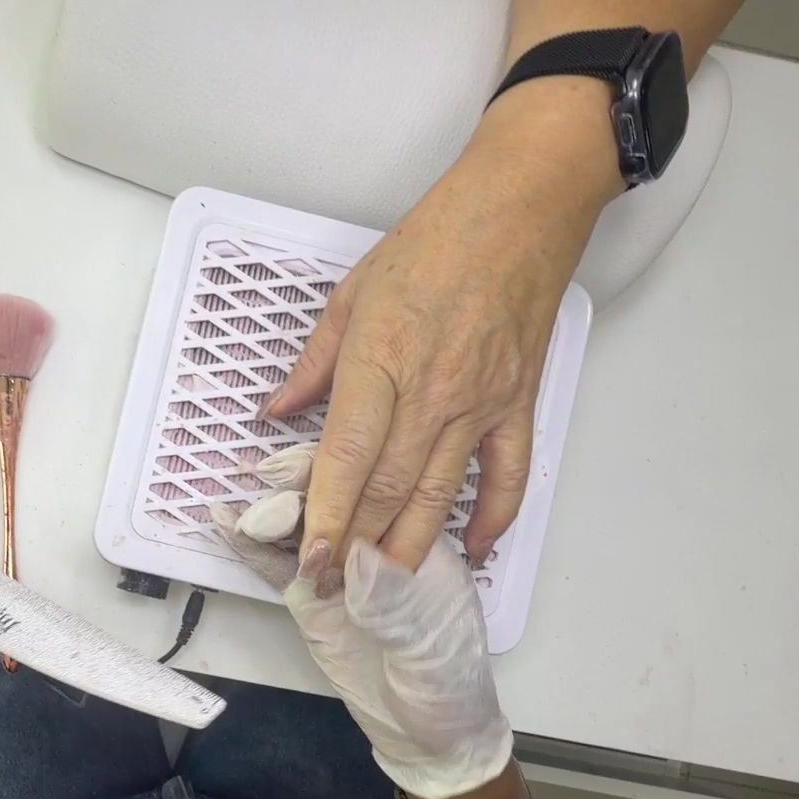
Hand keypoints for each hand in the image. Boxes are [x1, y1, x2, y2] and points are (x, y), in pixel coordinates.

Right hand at [214, 460, 512, 798]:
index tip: (308, 480)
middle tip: (269, 504)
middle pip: (332, 501)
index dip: (343, 478)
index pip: (379, 493)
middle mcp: (373, 547)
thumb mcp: (431, 650)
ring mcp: (335, 572)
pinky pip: (276, 566)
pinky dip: (251, 546)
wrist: (425, 736)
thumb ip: (396, 605)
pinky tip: (224, 524)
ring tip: (235, 513)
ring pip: (298, 529)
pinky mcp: (307, 598)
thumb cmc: (447, 688)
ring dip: (268, 514)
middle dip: (297, 491)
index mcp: (417, 545)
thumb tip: (357, 558)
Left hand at [267, 92, 620, 582]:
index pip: (347, 461)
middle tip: (335, 589)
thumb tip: (276, 413)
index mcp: (380, 365)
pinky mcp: (518, 405)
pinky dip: (494, 519)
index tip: (312, 564)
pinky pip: (509, 476)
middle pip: (388, 492)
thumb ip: (312, 366)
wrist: (522, 206)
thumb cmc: (431, 243)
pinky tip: (475, 552)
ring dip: (409, 550)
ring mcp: (481, 406)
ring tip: (382, 592)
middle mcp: (432, 396)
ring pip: (439, 498)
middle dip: (358, 550)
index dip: (328, 520)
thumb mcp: (349, 297)